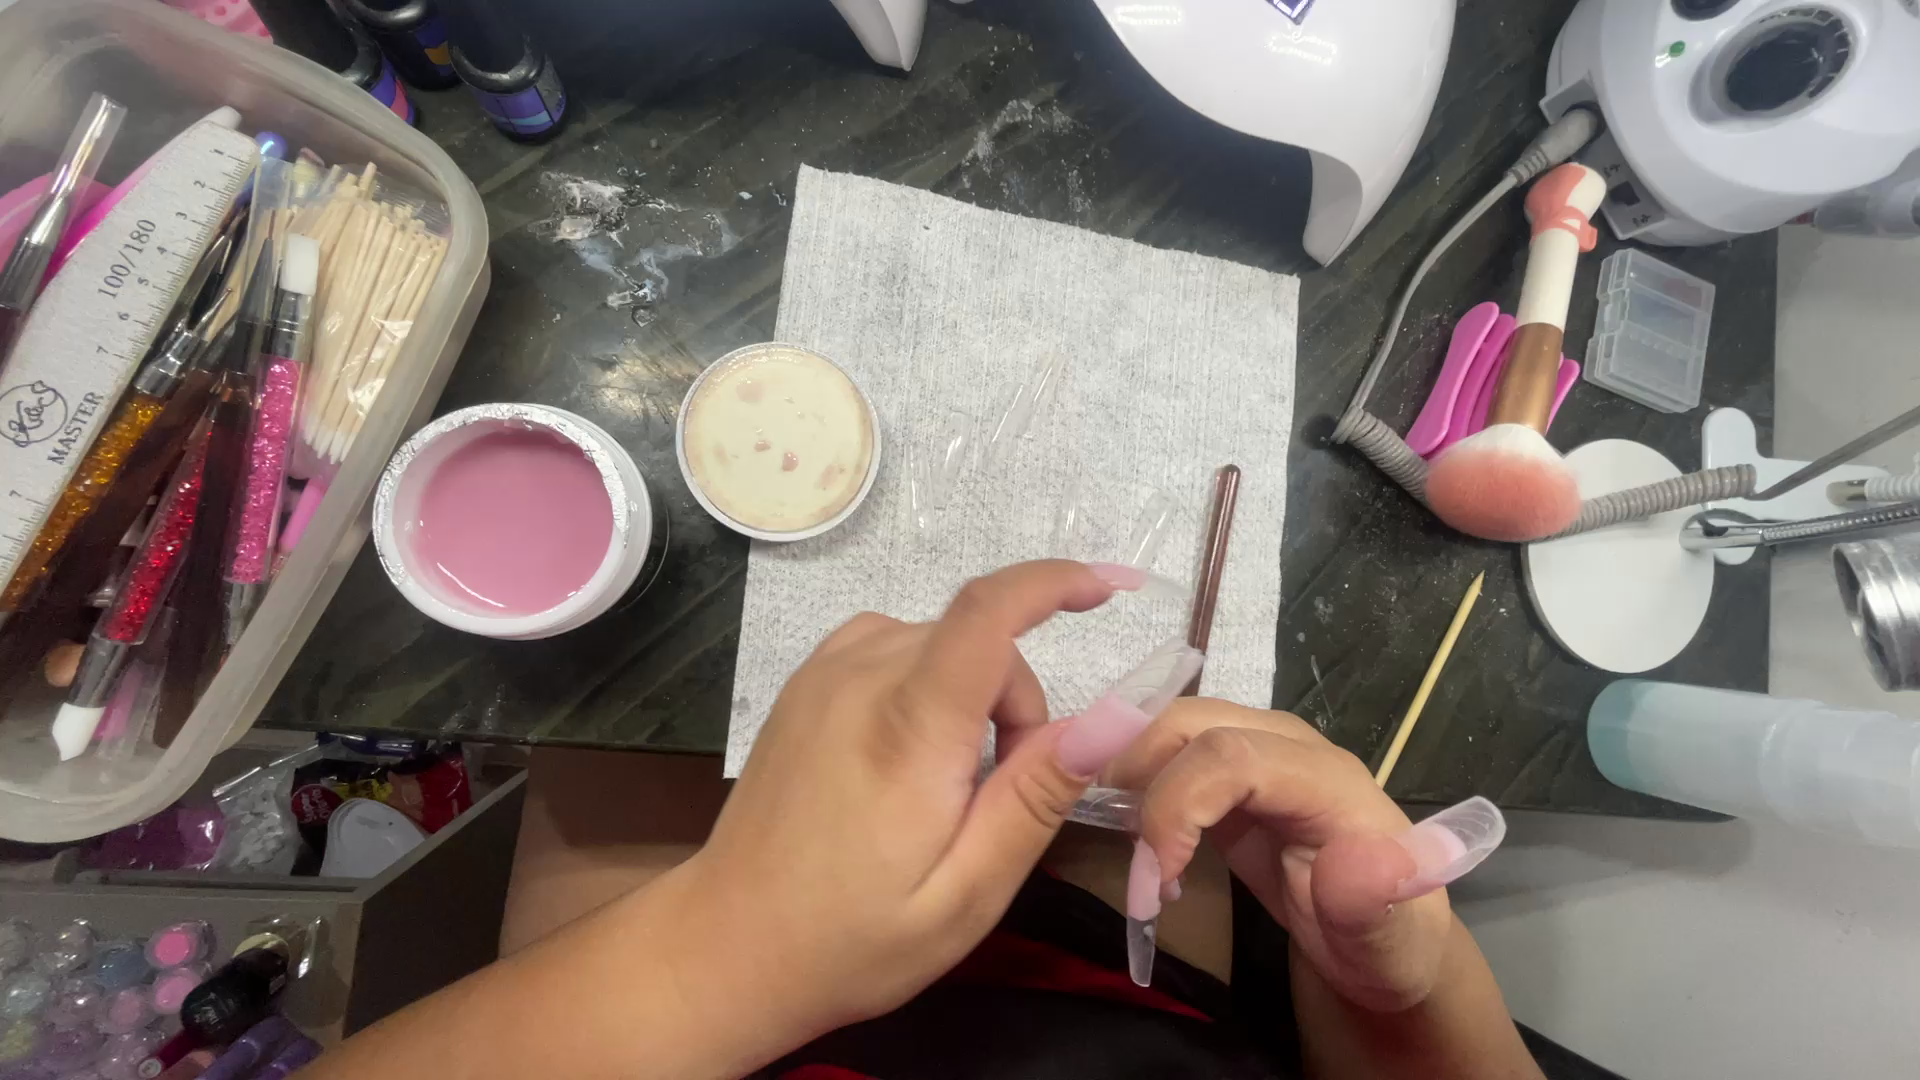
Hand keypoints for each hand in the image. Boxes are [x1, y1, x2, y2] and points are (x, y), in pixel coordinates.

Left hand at [666, 559, 1161, 1054]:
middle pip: (978, 641)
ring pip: (942, 642)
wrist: (727, 941)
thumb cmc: (853, 936)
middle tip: (998, 791)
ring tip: (949, 778)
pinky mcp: (808, 677)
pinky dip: (930, 678)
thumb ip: (1038, 794)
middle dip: (1015, 704)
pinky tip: (910, 741)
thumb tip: (1114, 716)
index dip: (1055, 583)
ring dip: (973, 693)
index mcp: (907, 726)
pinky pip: (897, 644)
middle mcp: (862, 673)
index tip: (1110, 587)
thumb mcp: (967, 890)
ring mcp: (826, 668)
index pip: (988, 612)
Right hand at [1107, 700, 1503, 1012]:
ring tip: (1125, 835)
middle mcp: (1287, 743)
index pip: (1229, 756)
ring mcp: (1256, 744)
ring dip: (1134, 770)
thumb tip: (1368, 863)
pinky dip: (1142, 776)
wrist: (1381, 931)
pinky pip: (1173, 745)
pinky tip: (1138, 826)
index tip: (1158, 875)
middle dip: (1139, 772)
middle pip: (1191, 721)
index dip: (1177, 804)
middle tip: (1121, 841)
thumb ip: (1373, 904)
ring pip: (1174, 724)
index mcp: (1326, 779)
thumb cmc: (1386, 939)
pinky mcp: (1231, 762)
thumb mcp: (1388, 945)